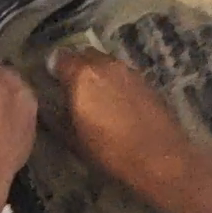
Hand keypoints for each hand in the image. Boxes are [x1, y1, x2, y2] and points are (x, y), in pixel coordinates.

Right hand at [53, 49, 211, 203]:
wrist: (160, 158)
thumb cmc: (110, 152)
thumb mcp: (75, 139)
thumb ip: (60, 116)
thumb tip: (51, 105)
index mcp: (83, 75)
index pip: (60, 57)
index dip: (54, 68)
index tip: (52, 81)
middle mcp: (106, 65)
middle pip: (85, 55)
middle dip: (77, 66)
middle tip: (73, 88)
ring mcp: (129, 71)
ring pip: (107, 63)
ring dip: (98, 73)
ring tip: (97, 96)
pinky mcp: (147, 81)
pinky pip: (124, 74)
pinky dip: (116, 82)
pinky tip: (119, 103)